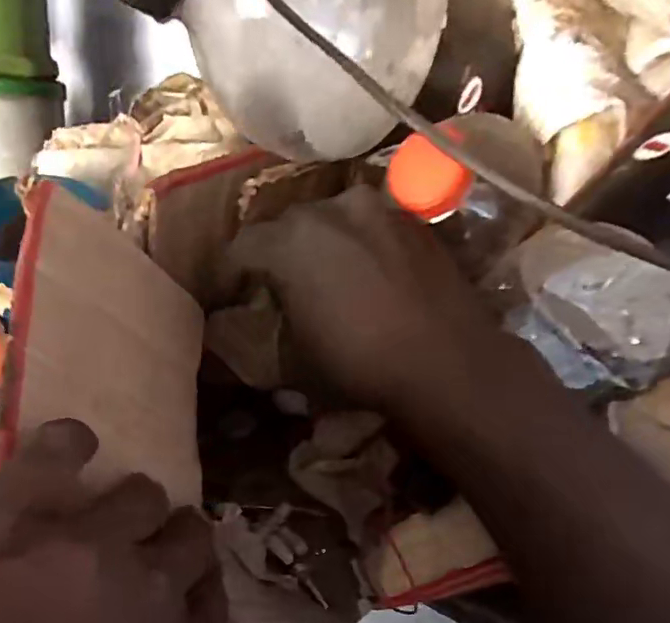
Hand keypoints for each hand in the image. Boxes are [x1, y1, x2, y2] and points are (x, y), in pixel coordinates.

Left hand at [0, 419, 227, 622]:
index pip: (212, 596)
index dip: (190, 589)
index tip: (171, 590)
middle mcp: (151, 592)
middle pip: (183, 536)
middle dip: (164, 546)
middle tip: (127, 560)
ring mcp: (79, 550)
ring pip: (135, 493)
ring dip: (124, 508)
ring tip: (93, 516)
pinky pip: (56, 455)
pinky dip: (69, 447)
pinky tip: (69, 447)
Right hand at [228, 185, 532, 414]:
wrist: (446, 363)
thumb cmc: (359, 366)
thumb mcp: (294, 367)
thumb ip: (252, 343)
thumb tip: (224, 335)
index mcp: (289, 240)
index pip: (240, 249)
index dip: (231, 277)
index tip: (233, 300)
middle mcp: (331, 207)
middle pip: (287, 225)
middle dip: (277, 255)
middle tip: (280, 290)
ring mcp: (379, 207)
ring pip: (333, 219)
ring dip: (321, 244)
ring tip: (328, 279)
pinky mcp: (414, 219)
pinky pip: (371, 225)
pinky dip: (360, 244)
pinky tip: (369, 275)